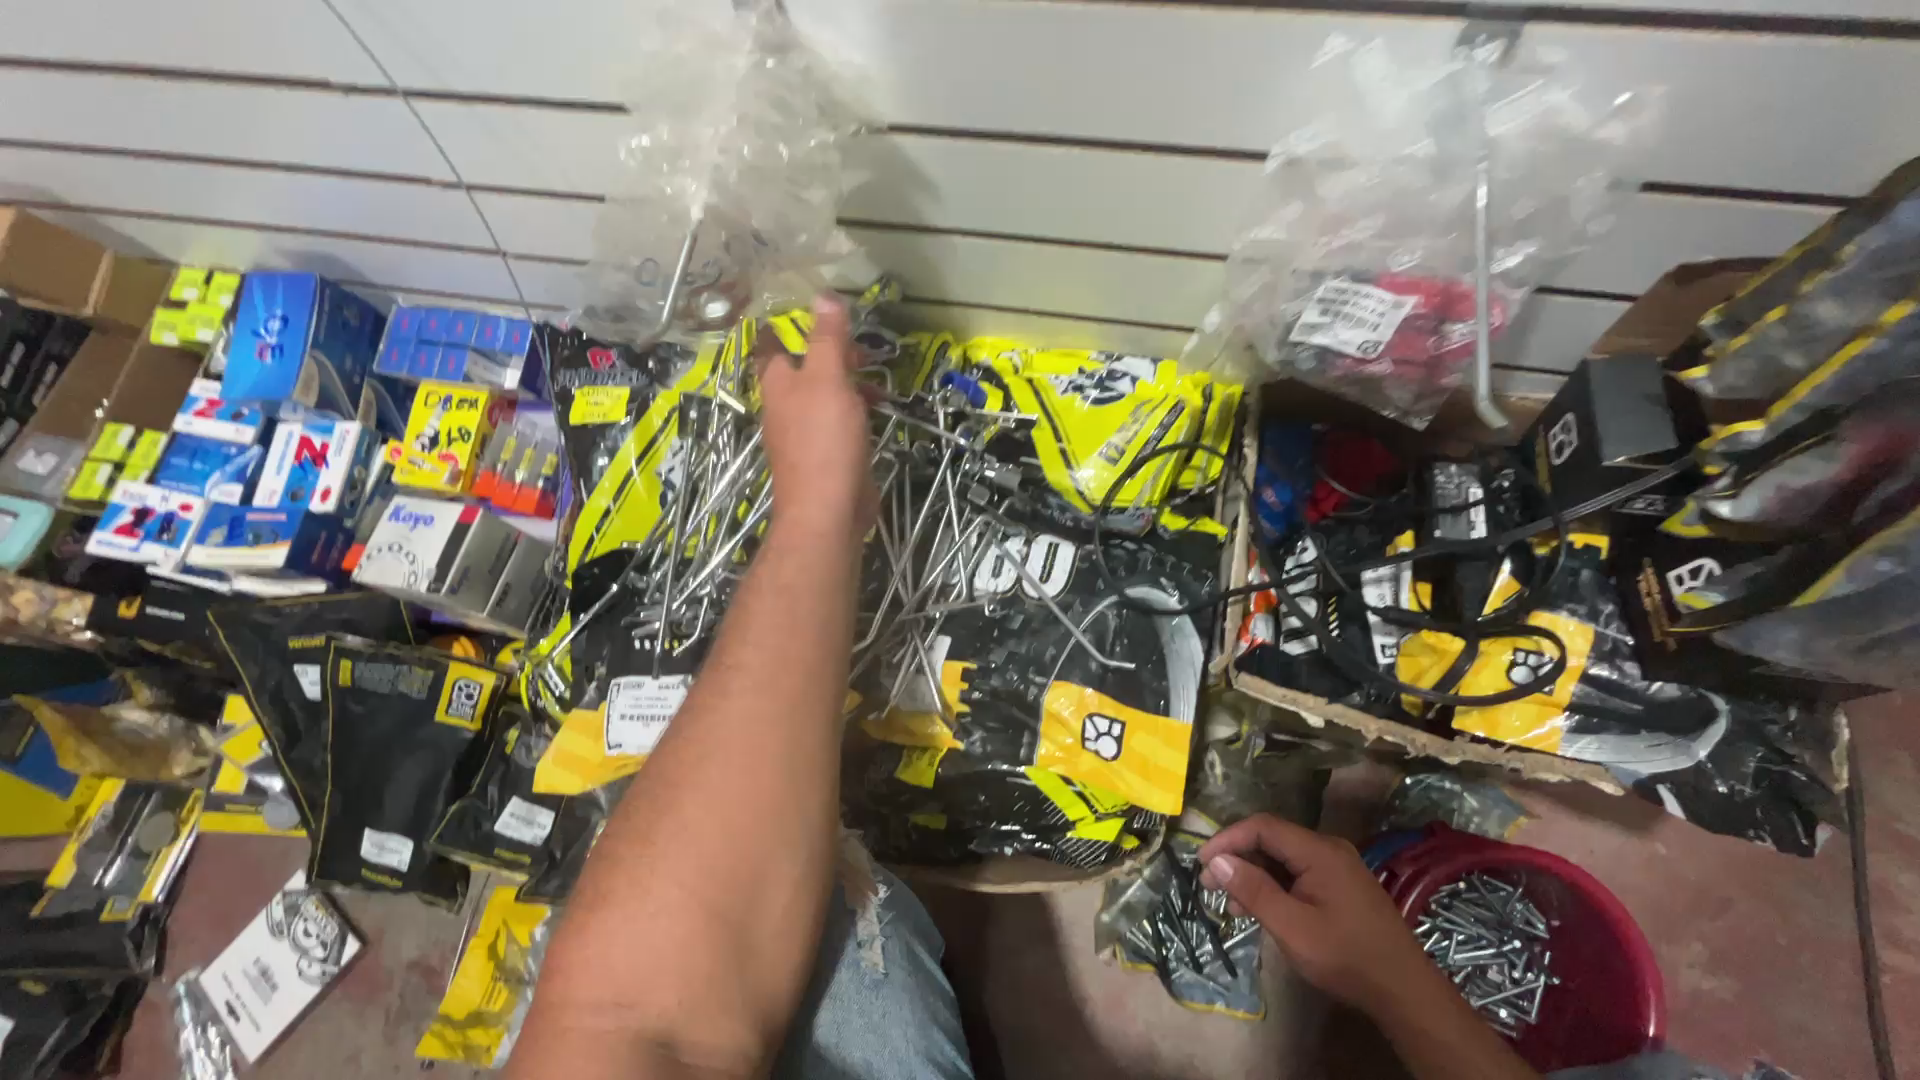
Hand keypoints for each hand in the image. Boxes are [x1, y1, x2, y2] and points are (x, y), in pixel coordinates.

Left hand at [757, 294, 876, 538]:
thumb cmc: (824, 439)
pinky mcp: (825, 457)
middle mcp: (785, 407)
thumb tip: (823, 295)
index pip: (771, 346)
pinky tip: (877, 412)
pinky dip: (854, 410)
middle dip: (828, 354)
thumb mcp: (828, 379)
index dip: (781, 326)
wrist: (827, 511)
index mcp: (778, 384)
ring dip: (847, 383)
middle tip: (859, 344)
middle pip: (802, 370)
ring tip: (877, 376)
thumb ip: (827, 339)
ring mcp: (804, 434)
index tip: (798, 310)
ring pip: (823, 397)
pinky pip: (837, 423)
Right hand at [1199, 815, 1436, 1015]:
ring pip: (1283, 858)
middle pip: (1272, 839)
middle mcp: (1329, 849)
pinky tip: (1263, 910)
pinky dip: (1275, 886)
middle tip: (1210, 885)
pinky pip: (1298, 872)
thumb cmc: (1345, 956)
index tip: (1202, 863)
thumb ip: (1253, 890)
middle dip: (1238, 859)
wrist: (1404, 991)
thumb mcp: (1291, 926)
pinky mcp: (1341, 886)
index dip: (1228, 839)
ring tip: (1234, 906)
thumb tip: (1216, 860)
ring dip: (1254, 875)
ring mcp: (1338, 867)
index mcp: (1319, 851)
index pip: (1262, 827)